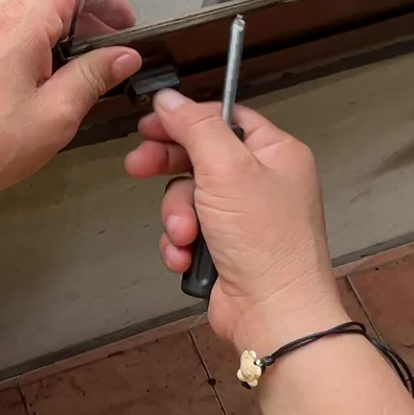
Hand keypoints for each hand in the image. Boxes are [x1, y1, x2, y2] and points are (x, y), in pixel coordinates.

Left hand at [0, 0, 141, 206]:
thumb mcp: (56, 114)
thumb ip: (93, 76)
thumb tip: (122, 56)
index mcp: (18, 23)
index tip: (120, 24)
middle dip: (77, 22)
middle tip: (96, 58)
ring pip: (13, 15)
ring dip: (41, 35)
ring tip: (53, 76)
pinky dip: (9, 46)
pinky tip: (13, 83)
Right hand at [123, 89, 346, 352]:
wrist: (273, 315)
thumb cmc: (267, 244)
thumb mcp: (227, 169)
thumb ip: (195, 126)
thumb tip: (169, 99)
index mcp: (275, 153)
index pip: (223, 116)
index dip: (184, 119)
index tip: (150, 124)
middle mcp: (261, 181)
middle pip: (198, 155)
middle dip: (168, 169)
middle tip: (139, 166)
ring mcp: (242, 215)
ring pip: (186, 196)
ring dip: (176, 216)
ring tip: (185, 235)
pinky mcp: (224, 245)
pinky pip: (186, 229)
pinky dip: (180, 243)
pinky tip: (186, 255)